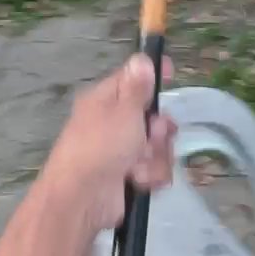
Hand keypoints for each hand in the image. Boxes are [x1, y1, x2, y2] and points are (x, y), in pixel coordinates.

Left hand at [39, 54, 177, 234]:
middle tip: (152, 136)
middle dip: (159, 131)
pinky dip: (151, 175)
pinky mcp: (130, 175)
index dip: (153, 76)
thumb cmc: (101, 147)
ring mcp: (121, 151)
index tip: (171, 73)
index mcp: (105, 102)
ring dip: (156, 157)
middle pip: (153, 117)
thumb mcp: (123, 111)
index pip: (133, 79)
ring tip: (140, 167)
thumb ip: (137, 86)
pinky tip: (140, 181)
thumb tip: (141, 57)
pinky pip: (155, 168)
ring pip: (158, 146)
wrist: (83, 198)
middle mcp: (113, 124)